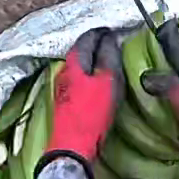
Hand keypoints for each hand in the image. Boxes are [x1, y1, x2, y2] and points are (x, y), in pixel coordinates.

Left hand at [38, 27, 123, 177]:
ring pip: (80, 64)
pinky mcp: (64, 99)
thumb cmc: (91, 113)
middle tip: (116, 45)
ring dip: (94, 60)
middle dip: (98, 45)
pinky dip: (90, 73)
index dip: (102, 32)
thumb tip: (110, 39)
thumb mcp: (107, 82)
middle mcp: (64, 69)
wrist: (71, 147)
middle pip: (81, 50)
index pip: (87, 37)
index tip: (116, 31)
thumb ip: (109, 58)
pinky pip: (79, 77)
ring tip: (111, 62)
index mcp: (74, 61)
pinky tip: (99, 82)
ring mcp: (62, 85)